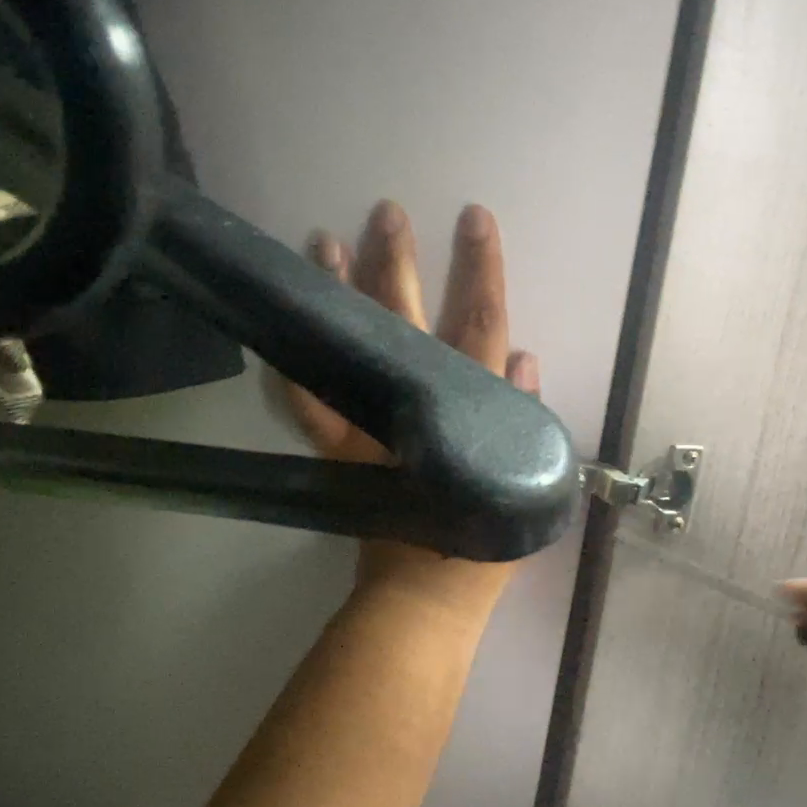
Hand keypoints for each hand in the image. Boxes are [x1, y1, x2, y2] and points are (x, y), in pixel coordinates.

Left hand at [278, 200, 539, 613]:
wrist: (425, 594)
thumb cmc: (484, 539)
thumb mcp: (526, 476)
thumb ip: (524, 414)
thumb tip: (524, 354)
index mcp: (471, 402)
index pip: (481, 321)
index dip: (481, 267)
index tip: (475, 218)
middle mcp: (416, 400)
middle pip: (406, 318)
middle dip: (399, 261)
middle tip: (385, 211)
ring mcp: (369, 423)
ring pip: (350, 346)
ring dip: (338, 293)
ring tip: (324, 243)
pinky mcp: (335, 452)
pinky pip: (305, 405)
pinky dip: (291, 367)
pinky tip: (281, 330)